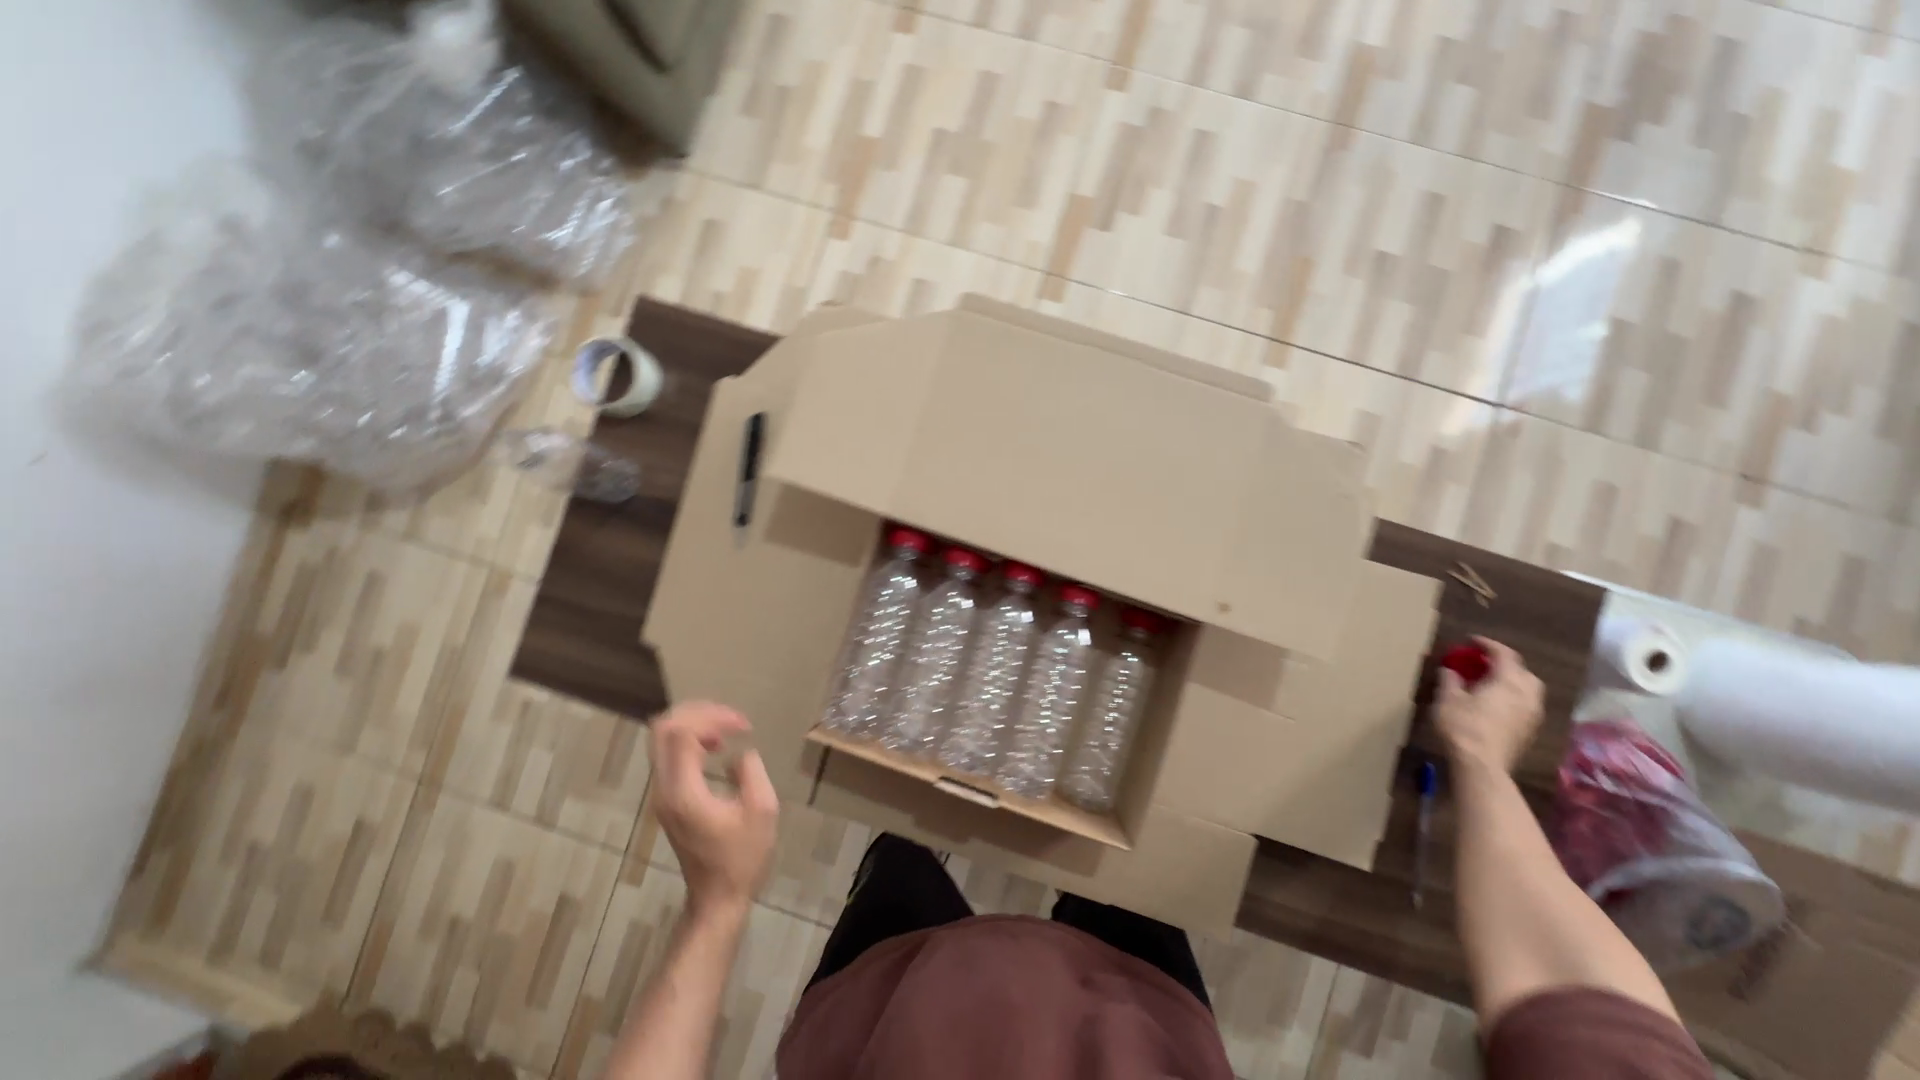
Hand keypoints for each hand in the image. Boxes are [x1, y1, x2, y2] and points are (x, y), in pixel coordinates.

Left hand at [648, 703, 778, 919]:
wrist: (717, 899)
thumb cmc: (742, 859)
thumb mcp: (762, 811)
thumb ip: (751, 772)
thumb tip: (739, 754)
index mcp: (684, 792)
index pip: (681, 733)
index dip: (712, 718)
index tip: (744, 726)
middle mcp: (664, 789)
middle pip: (662, 729)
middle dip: (698, 713)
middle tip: (731, 719)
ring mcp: (661, 795)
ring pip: (662, 740)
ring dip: (693, 725)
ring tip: (726, 731)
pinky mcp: (666, 800)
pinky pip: (669, 755)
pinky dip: (690, 741)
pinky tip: (715, 749)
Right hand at [1432, 637, 1543, 774]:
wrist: (1482, 765)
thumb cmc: (1463, 726)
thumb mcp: (1447, 699)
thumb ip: (1450, 680)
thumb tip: (1450, 670)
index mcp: (1508, 680)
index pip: (1503, 653)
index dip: (1487, 644)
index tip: (1471, 641)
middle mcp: (1526, 693)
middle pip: (1522, 671)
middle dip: (1505, 664)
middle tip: (1483, 665)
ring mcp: (1532, 714)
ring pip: (1528, 690)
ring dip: (1512, 683)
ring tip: (1491, 685)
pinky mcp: (1530, 731)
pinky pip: (1525, 706)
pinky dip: (1513, 700)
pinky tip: (1496, 707)